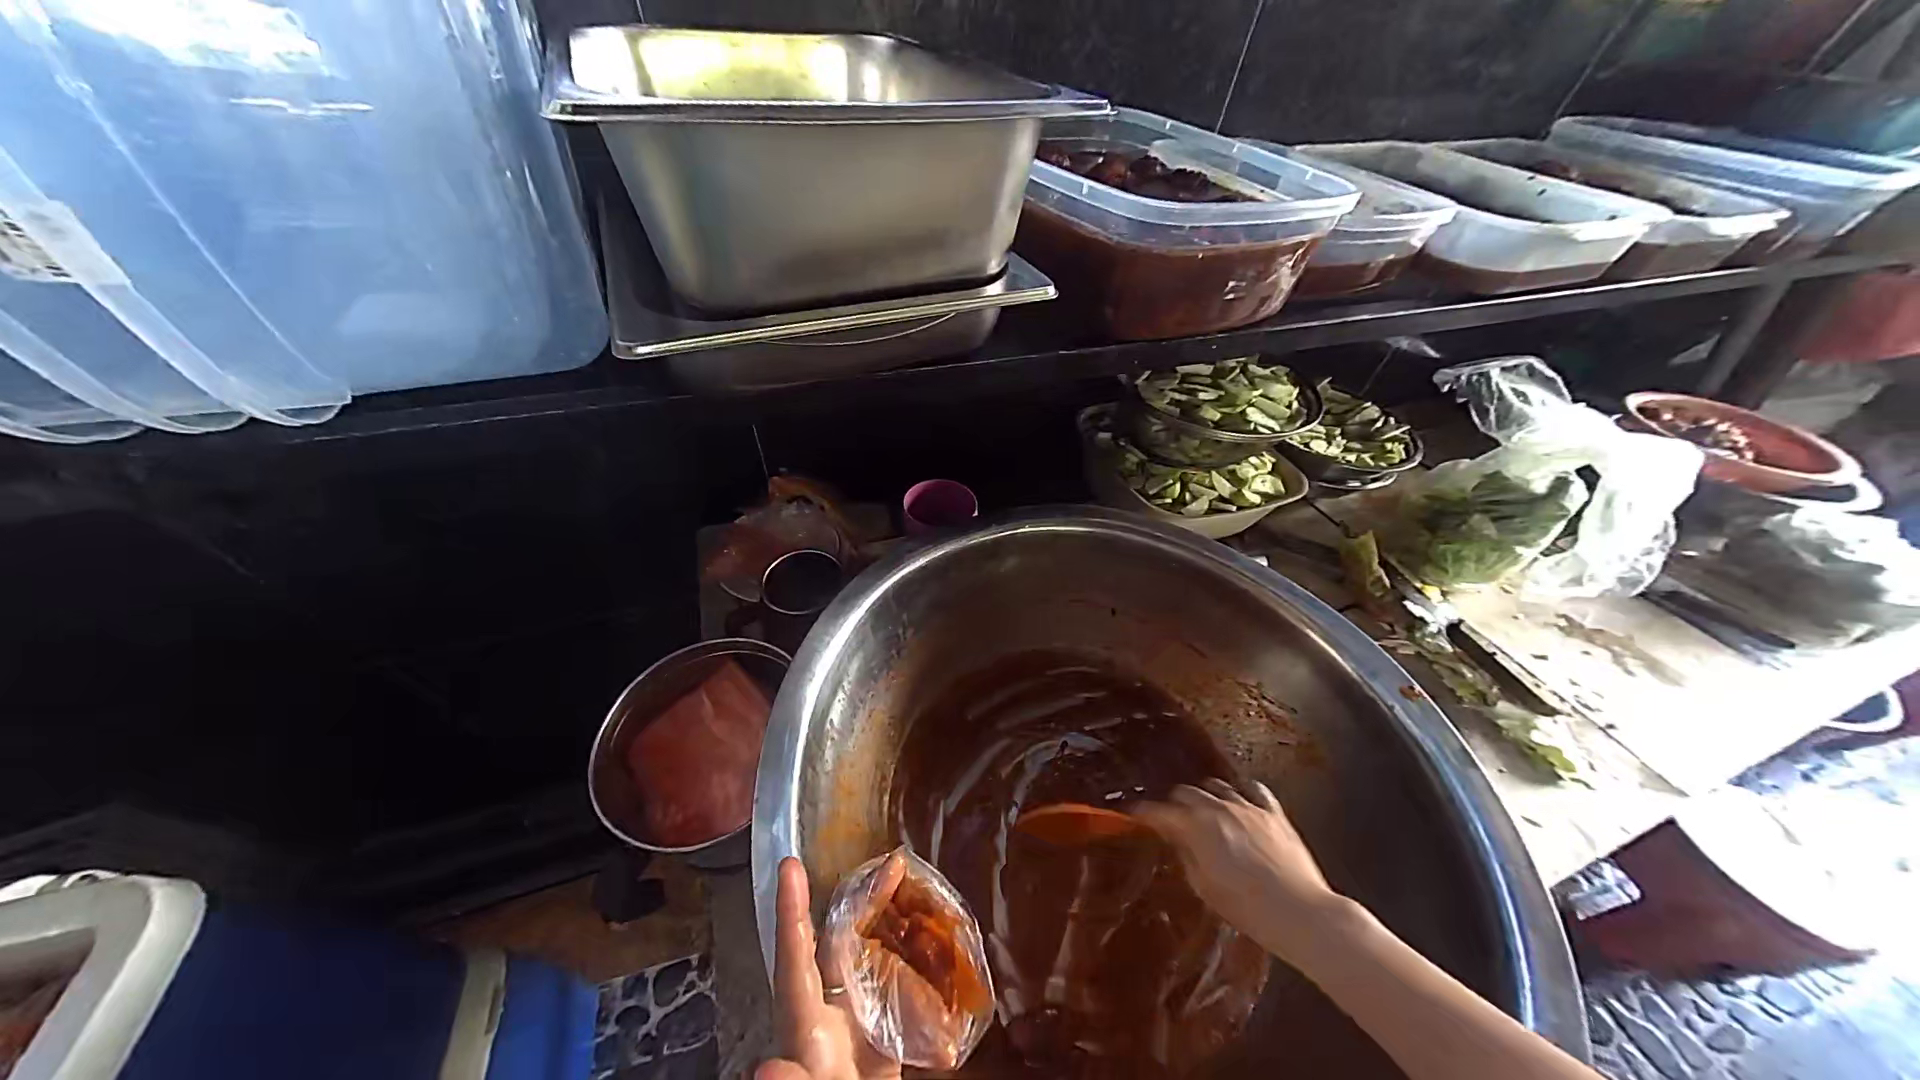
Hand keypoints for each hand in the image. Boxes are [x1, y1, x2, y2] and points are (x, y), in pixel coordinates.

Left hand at [756, 857, 902, 1079]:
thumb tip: (767, 1071)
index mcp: (804, 1025)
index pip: (794, 960)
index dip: (791, 913)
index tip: (789, 866)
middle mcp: (826, 1010)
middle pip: (841, 942)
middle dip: (863, 899)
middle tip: (893, 863)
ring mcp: (854, 1019)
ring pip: (868, 954)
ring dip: (887, 917)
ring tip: (908, 880)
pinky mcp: (881, 1035)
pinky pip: (894, 982)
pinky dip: (912, 954)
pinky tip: (934, 933)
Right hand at [1132, 779, 1350, 958]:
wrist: (1302, 914)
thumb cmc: (1248, 908)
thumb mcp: (1204, 887)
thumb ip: (1186, 855)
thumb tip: (1175, 838)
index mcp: (1196, 826)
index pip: (1160, 812)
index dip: (1144, 812)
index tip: (1134, 814)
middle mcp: (1219, 808)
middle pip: (1186, 793)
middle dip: (1173, 803)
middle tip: (1169, 817)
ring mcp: (1248, 807)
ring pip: (1216, 787)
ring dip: (1203, 796)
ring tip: (1200, 808)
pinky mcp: (1273, 813)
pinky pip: (1253, 789)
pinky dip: (1240, 791)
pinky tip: (1237, 799)